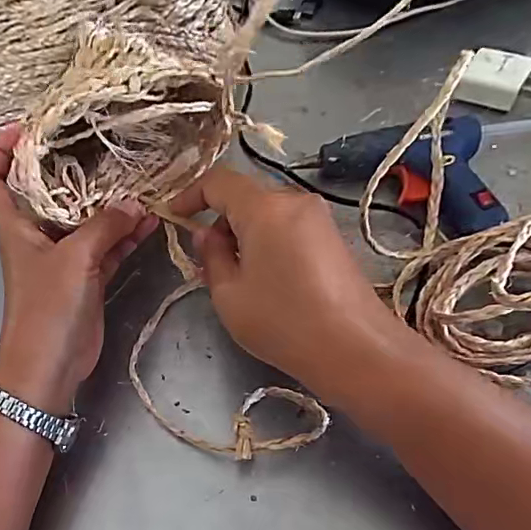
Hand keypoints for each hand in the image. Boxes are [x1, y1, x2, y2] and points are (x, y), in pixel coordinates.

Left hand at [0, 125, 156, 412]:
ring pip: (84, 220)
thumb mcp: (74, 259)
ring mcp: (62, 259)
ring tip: (137, 181)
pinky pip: (106, 247)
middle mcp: (36, 237)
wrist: (49, 365)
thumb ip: (105, 226)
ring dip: (107, 204)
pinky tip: (149, 220)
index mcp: (15, 227)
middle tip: (97, 145)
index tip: (21, 130)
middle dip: (69, 169)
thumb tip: (134, 202)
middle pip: (47, 194)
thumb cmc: (47, 309)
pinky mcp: (85, 279)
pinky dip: (124, 234)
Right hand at [168, 165, 405, 392]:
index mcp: (264, 208)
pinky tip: (267, 282)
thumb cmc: (283, 322)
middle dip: (220, 223)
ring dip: (245, 236)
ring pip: (268, 215)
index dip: (191, 194)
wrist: (355, 348)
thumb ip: (211, 257)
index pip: (219, 181)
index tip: (174, 217)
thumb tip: (207, 235)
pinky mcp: (334, 238)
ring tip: (237, 279)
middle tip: (207, 265)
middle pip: (246, 198)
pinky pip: (289, 229)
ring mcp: (320, 219)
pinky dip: (268, 244)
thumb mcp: (230, 296)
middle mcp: (295, 201)